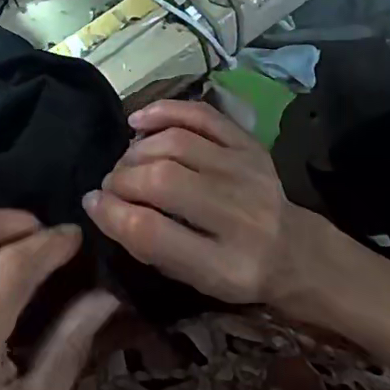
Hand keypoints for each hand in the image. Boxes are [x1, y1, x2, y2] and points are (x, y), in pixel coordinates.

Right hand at [82, 99, 324, 308]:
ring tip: (126, 164)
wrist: (297, 252)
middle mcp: (241, 217)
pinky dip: (162, 112)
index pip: (153, 232)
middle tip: (111, 185)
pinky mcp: (249, 145)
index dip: (112, 213)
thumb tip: (97, 203)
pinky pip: (200, 115)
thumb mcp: (192, 277)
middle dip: (122, 179)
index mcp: (226, 266)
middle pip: (164, 180)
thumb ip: (145, 244)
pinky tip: (137, 122)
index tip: (92, 203)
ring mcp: (248, 174)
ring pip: (176, 144)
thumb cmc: (233, 269)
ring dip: (136, 151)